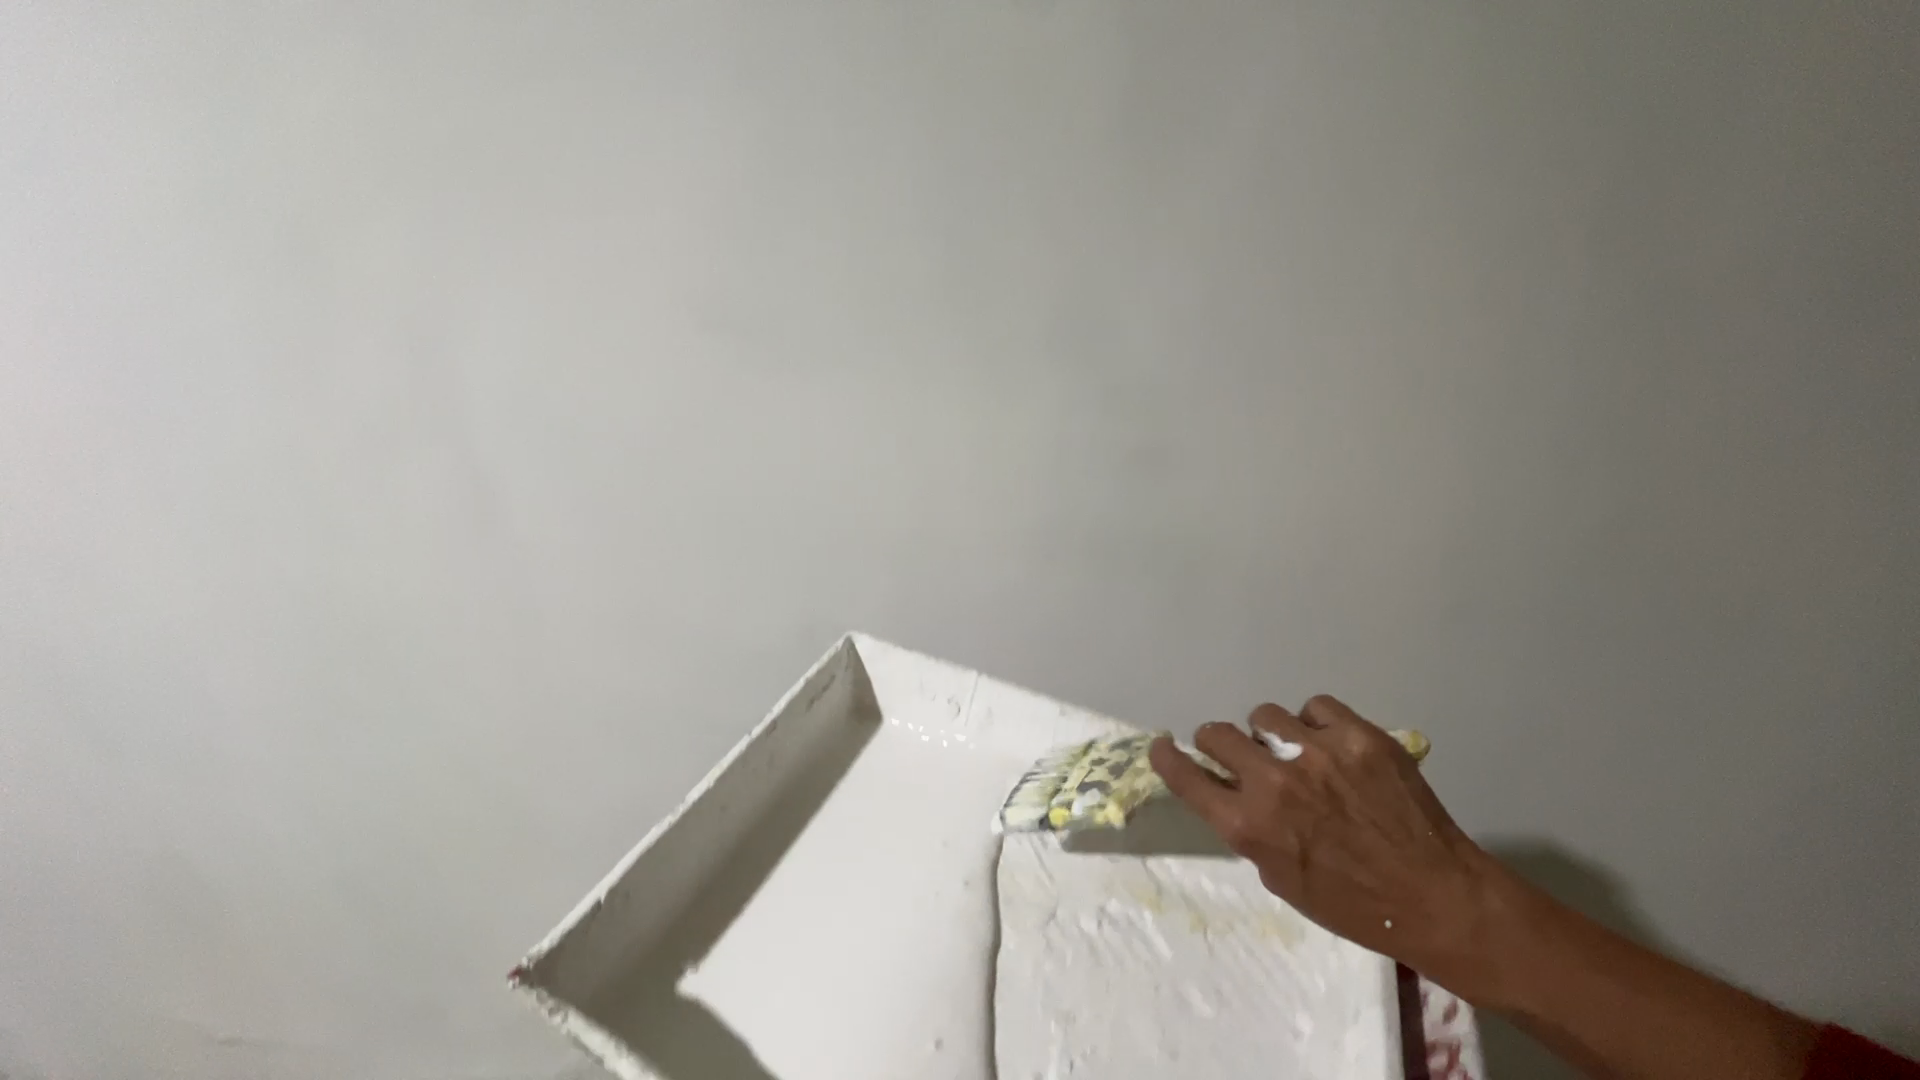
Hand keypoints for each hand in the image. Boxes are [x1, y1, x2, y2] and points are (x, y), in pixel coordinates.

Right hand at [1148, 696, 1502, 982]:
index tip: (1164, 746)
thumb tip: (1237, 793)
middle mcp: (1274, 783)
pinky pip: (1316, 707)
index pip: (1186, 776)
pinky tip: (1331, 745)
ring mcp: (1317, 753)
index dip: (1168, 757)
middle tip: (1239, 753)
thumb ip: (1250, 829)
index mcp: (1248, 826)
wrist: (1437, 897)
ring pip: (1266, 715)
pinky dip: (1316, 723)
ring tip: (1296, 751)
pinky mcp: (1359, 736)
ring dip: (1271, 733)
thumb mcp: (1280, 878)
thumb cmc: (1353, 905)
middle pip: (1218, 733)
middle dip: (1220, 742)